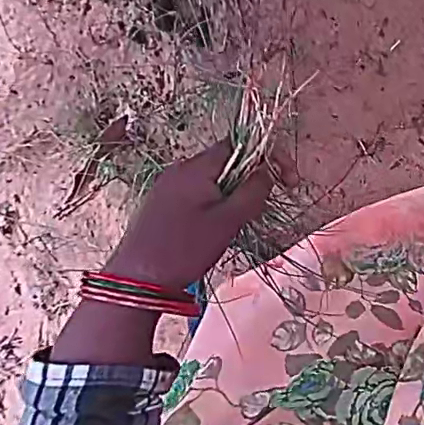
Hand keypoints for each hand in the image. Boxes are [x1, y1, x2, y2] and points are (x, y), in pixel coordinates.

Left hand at [101, 141, 274, 291]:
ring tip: (238, 221)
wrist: (137, 279)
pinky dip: (214, 202)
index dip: (266, 157)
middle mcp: (180, 169)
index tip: (287, 180)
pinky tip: (214, 227)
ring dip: (232, 193)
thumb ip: (252, 192)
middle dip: (250, 178)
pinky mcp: (161, 203)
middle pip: (225, 162)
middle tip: (262, 205)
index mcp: (196, 167)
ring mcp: (167, 186)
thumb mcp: (227, 222)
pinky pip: (196, 192)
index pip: (238, 145)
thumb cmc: (184, 249)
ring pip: (211, 179)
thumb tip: (268, 170)